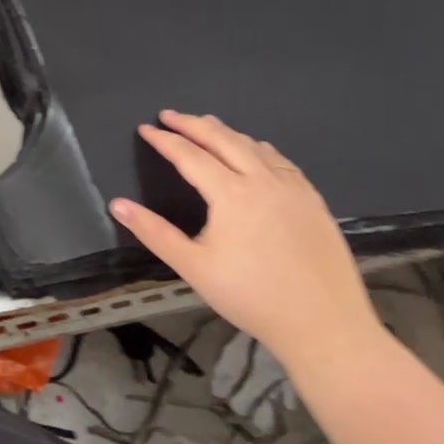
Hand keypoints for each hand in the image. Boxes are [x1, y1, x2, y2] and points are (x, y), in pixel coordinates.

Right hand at [110, 110, 379, 363]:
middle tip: (169, 115)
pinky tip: (257, 150)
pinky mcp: (315, 204)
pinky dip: (261, 148)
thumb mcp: (193, 267)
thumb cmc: (253, 297)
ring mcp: (293, 191)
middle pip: (222, 140)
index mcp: (230, 195)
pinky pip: (283, 163)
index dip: (164, 140)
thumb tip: (116, 204)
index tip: (145, 128)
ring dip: (226, 132)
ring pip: (254, 147)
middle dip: (192, 124)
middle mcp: (262, 182)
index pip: (189, 155)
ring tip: (206, 124)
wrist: (327, 328)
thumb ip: (153, 232)